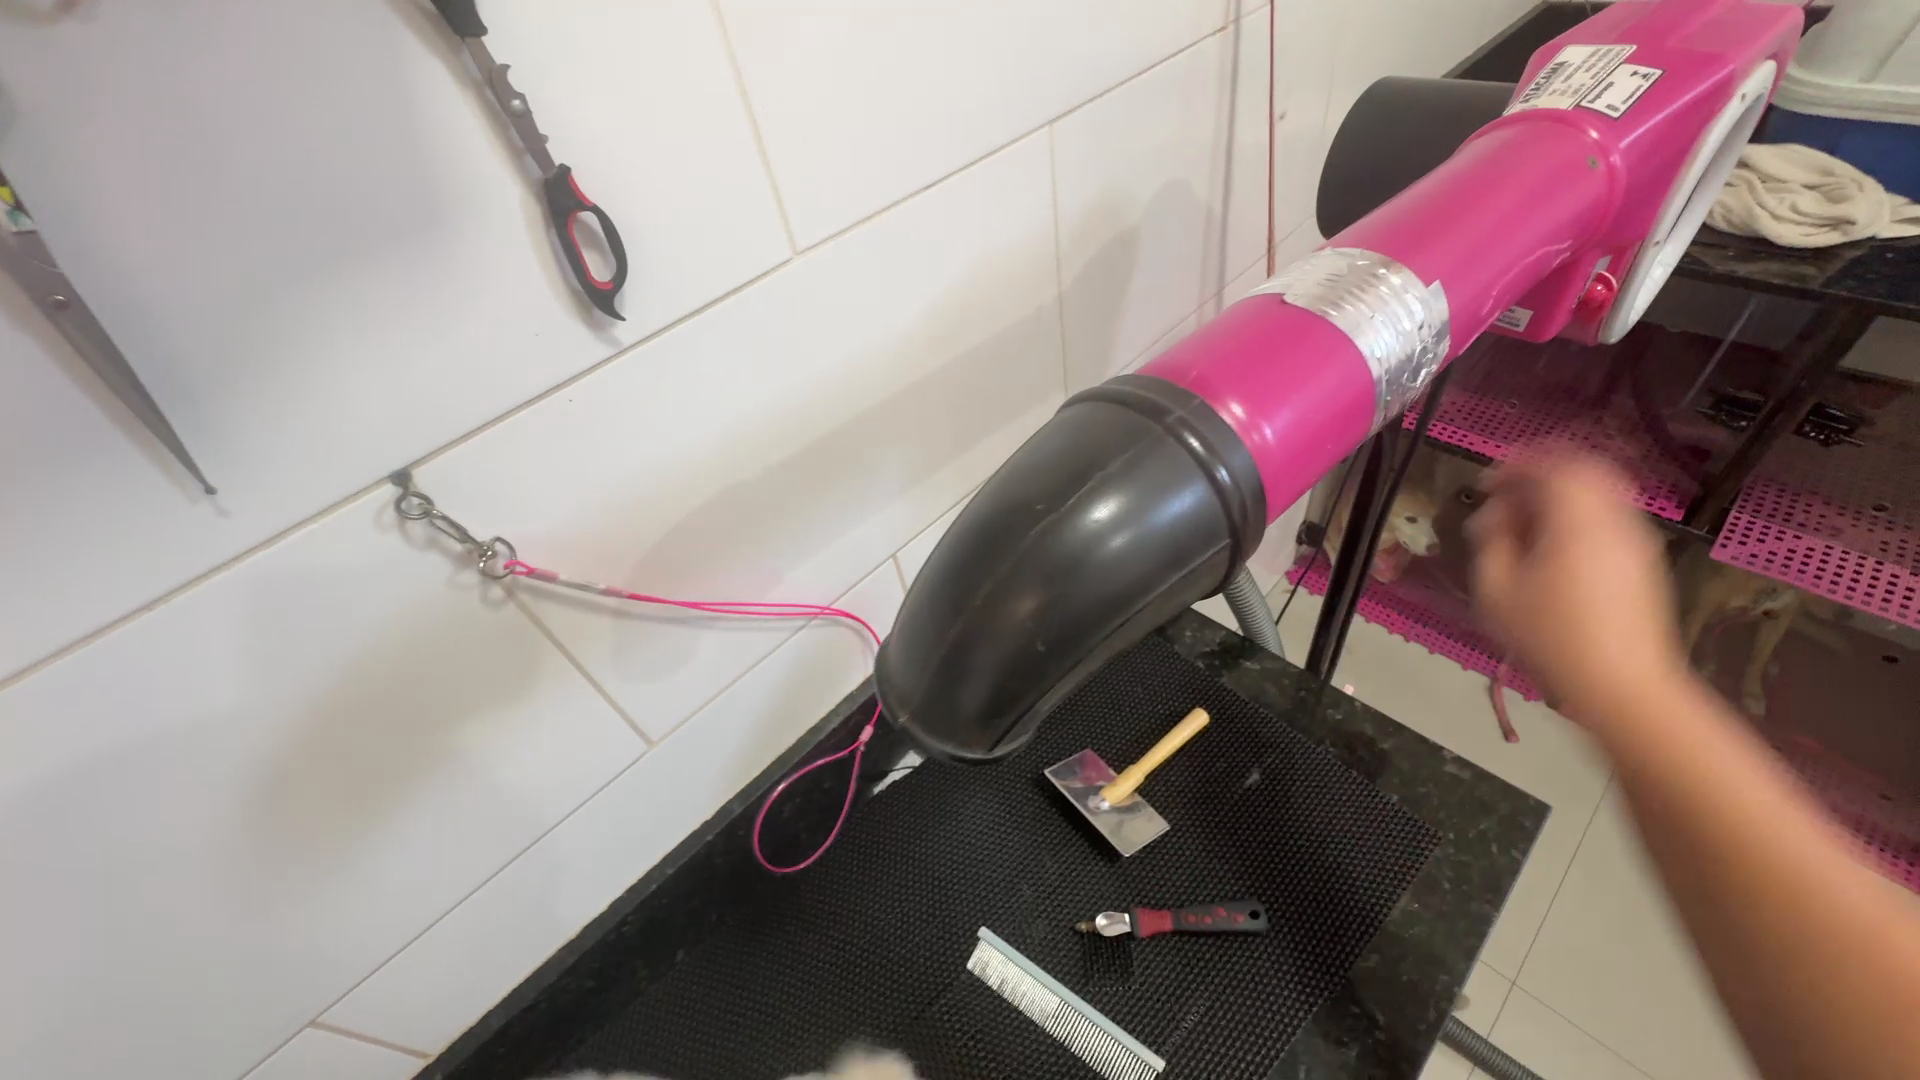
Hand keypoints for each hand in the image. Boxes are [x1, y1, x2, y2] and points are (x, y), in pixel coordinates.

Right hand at [1467, 450, 1687, 723]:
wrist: (1622, 684)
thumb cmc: (1549, 636)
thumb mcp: (1497, 589)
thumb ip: (1492, 541)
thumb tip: (1496, 517)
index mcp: (1578, 521)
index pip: (1553, 465)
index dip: (1515, 464)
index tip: (1487, 482)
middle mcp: (1615, 521)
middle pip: (1584, 470)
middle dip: (1541, 474)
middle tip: (1506, 495)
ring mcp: (1635, 542)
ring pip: (1599, 494)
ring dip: (1558, 497)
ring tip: (1524, 525)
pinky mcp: (1641, 563)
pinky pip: (1608, 518)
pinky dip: (1577, 516)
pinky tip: (1550, 547)